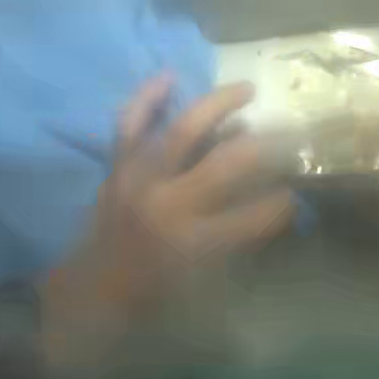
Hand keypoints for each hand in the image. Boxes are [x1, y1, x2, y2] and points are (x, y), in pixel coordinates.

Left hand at [42, 76, 292, 375]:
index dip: (283, 205)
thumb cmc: (147, 302)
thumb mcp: (203, 294)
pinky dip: (146, 98)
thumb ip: (240, 255)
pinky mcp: (116, 169)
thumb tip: (272, 217)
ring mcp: (139, 180)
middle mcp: (169, 205)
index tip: (297, 198)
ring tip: (246, 89)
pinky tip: (169, 76)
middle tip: (288, 132)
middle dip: (265, 145)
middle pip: (227, 163)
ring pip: (182, 131)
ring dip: (218, 105)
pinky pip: (129, 125)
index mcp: (193, 244)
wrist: (82, 300)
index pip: (255, 217)